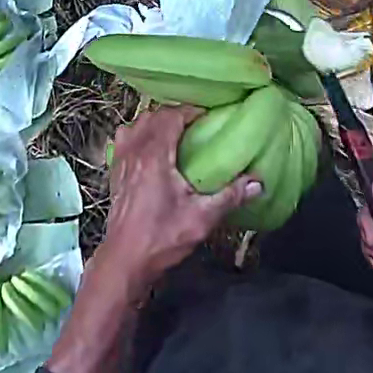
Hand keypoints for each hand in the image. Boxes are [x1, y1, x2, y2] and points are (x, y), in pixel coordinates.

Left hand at [93, 105, 261, 294]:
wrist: (125, 260)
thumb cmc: (163, 237)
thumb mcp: (202, 218)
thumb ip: (230, 196)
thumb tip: (257, 182)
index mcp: (154, 155)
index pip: (170, 117)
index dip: (189, 111)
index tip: (207, 116)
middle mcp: (134, 151)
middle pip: (152, 117)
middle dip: (174, 114)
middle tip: (195, 124)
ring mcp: (121, 161)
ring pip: (135, 126)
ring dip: (154, 123)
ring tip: (174, 133)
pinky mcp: (114, 173)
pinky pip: (124, 140)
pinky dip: (137, 135)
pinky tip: (149, 149)